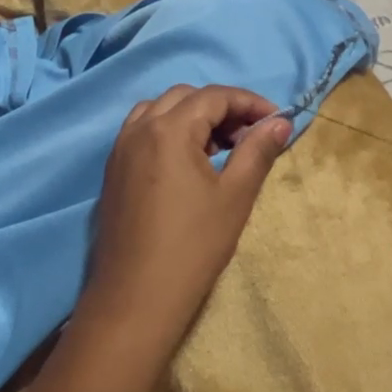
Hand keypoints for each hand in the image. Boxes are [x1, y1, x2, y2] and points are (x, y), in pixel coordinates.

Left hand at [78, 85, 293, 356]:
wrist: (136, 294)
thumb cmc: (192, 246)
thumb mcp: (234, 197)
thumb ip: (257, 152)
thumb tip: (279, 123)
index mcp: (168, 129)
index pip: (213, 96)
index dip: (249, 103)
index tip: (277, 121)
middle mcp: (138, 128)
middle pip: (184, 97)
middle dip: (221, 108)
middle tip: (251, 135)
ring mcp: (120, 148)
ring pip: (159, 111)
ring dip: (192, 118)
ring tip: (221, 148)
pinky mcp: (113, 170)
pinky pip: (142, 132)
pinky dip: (168, 132)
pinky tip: (189, 164)